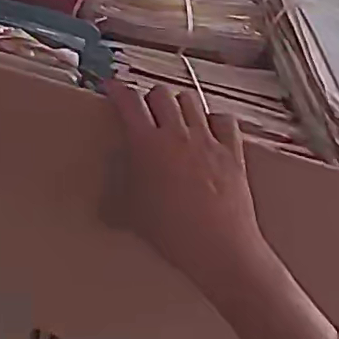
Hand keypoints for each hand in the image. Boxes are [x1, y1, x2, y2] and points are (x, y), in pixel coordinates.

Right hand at [104, 81, 273, 290]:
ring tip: (176, 119)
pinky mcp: (231, 151)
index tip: (111, 87)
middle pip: (161, 93)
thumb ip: (119, 193)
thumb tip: (107, 196)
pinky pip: (224, 120)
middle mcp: (176, 134)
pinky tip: (210, 131)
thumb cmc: (173, 235)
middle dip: (150, 98)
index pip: (129, 102)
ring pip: (190, 100)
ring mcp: (207, 140)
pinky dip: (215, 120)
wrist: (221, 250)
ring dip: (179, 105)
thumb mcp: (133, 214)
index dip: (117, 90)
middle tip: (147, 113)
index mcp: (147, 145)